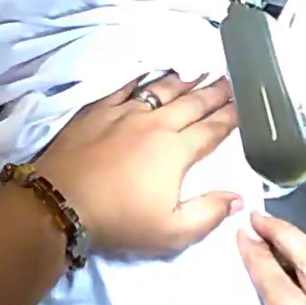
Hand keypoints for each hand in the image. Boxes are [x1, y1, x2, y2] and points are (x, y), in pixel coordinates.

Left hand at [34, 74, 242, 257]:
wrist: (62, 202)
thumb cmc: (120, 221)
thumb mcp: (171, 233)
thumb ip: (208, 213)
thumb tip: (237, 197)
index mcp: (176, 151)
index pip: (211, 130)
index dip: (229, 117)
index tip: (243, 105)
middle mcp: (155, 124)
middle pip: (192, 104)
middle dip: (214, 92)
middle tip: (229, 79)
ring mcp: (125, 112)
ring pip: (162, 90)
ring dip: (184, 81)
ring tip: (199, 72)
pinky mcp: (100, 109)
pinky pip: (125, 87)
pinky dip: (141, 77)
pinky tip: (150, 71)